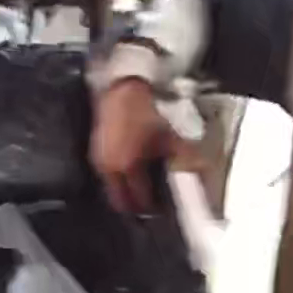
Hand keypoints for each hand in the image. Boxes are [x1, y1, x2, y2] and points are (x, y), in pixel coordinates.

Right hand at [90, 78, 197, 214]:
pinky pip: (107, 175)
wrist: (123, 82)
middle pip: (120, 201)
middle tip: (148, 208)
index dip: (152, 208)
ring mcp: (100, 160)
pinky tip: (128, 174)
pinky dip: (117, 179)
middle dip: (134, 207)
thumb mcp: (169, 134)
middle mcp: (111, 169)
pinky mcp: (94, 150)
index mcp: (129, 167)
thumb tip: (198, 172)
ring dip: (124, 193)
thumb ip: (182, 158)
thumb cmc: (148, 108)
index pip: (139, 200)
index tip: (161, 211)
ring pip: (112, 189)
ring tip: (138, 191)